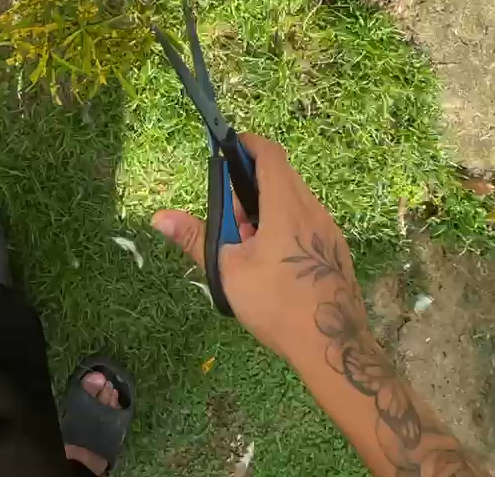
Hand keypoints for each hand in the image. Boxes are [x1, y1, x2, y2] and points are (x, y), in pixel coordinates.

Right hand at [151, 133, 366, 368]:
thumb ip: (194, 238)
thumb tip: (158, 217)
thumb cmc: (277, 305)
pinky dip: (285, 222)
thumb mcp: (227, 270)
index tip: (227, 149)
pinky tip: (273, 259)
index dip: (248, 144)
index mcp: (286, 206)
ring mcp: (329, 230)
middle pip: (280, 175)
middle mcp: (313, 210)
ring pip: (294, 198)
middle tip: (232, 217)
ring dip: (267, 206)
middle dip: (250, 185)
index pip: (270, 153)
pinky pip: (307, 219)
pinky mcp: (337, 249)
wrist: (334, 350)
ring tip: (249, 243)